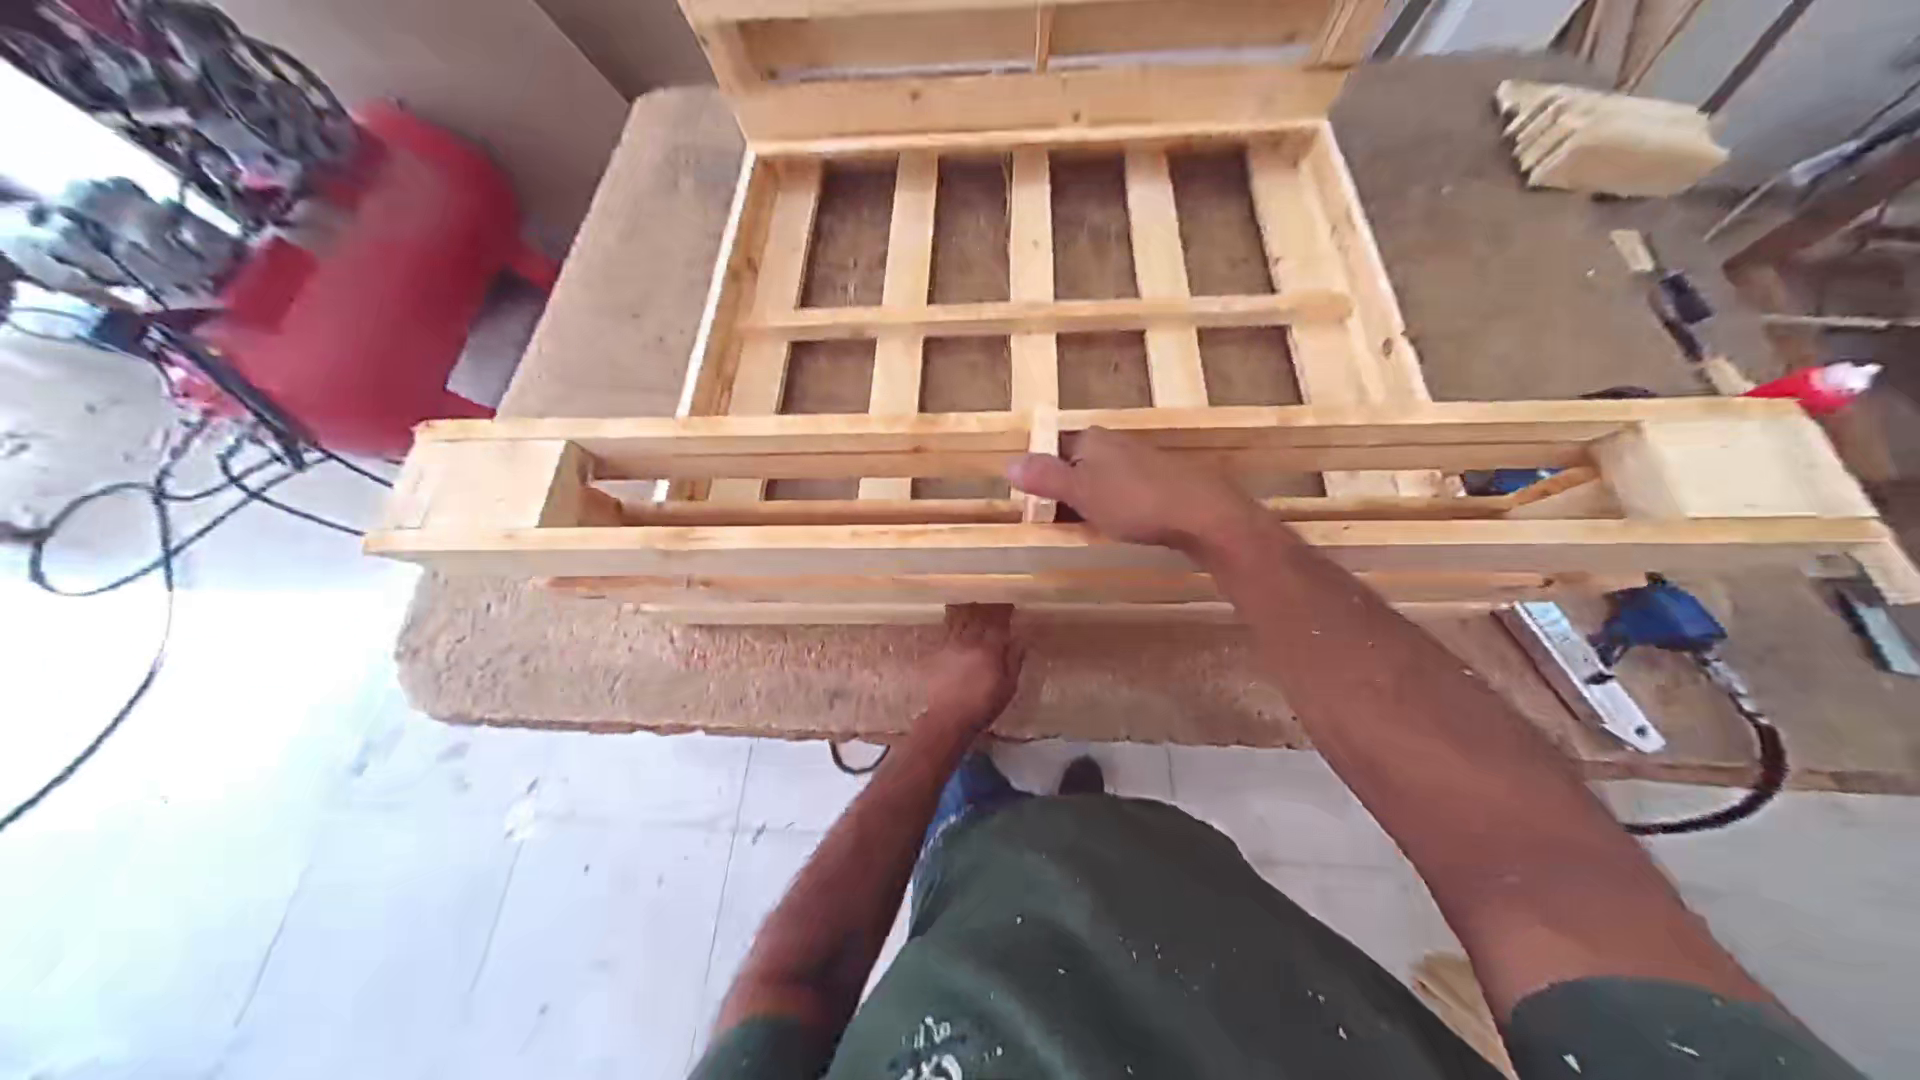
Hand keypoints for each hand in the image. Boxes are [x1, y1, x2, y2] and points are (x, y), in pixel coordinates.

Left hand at [919, 604, 1023, 736]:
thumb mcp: (1007, 687)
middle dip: (986, 615)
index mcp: (989, 649)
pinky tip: (953, 625)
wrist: (949, 718)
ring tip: (972, 609)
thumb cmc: (983, 706)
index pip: (999, 627)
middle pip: (978, 621)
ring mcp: (951, 646)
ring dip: (968, 616)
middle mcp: (969, 642)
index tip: (1008, 614)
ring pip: (960, 623)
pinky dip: (952, 627)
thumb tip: (1019, 641)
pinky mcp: (937, 654)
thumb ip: (1014, 662)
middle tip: (990, 610)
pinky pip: (946, 634)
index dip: (1004, 619)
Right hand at [1005, 427, 1260, 554]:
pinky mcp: (1160, 481)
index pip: (1052, 448)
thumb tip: (1008, 462)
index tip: (1032, 505)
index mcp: (1092, 438)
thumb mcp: (1081, 491)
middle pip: (1075, 464)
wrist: (1205, 515)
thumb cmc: (1135, 501)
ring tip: (1083, 529)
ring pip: (1100, 480)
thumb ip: (1045, 477)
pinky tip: (1118, 526)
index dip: (1039, 475)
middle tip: (1054, 523)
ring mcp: (1140, 462)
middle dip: (1063, 491)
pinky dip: (1113, 508)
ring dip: (1087, 502)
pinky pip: (1123, 492)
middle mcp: (1115, 443)